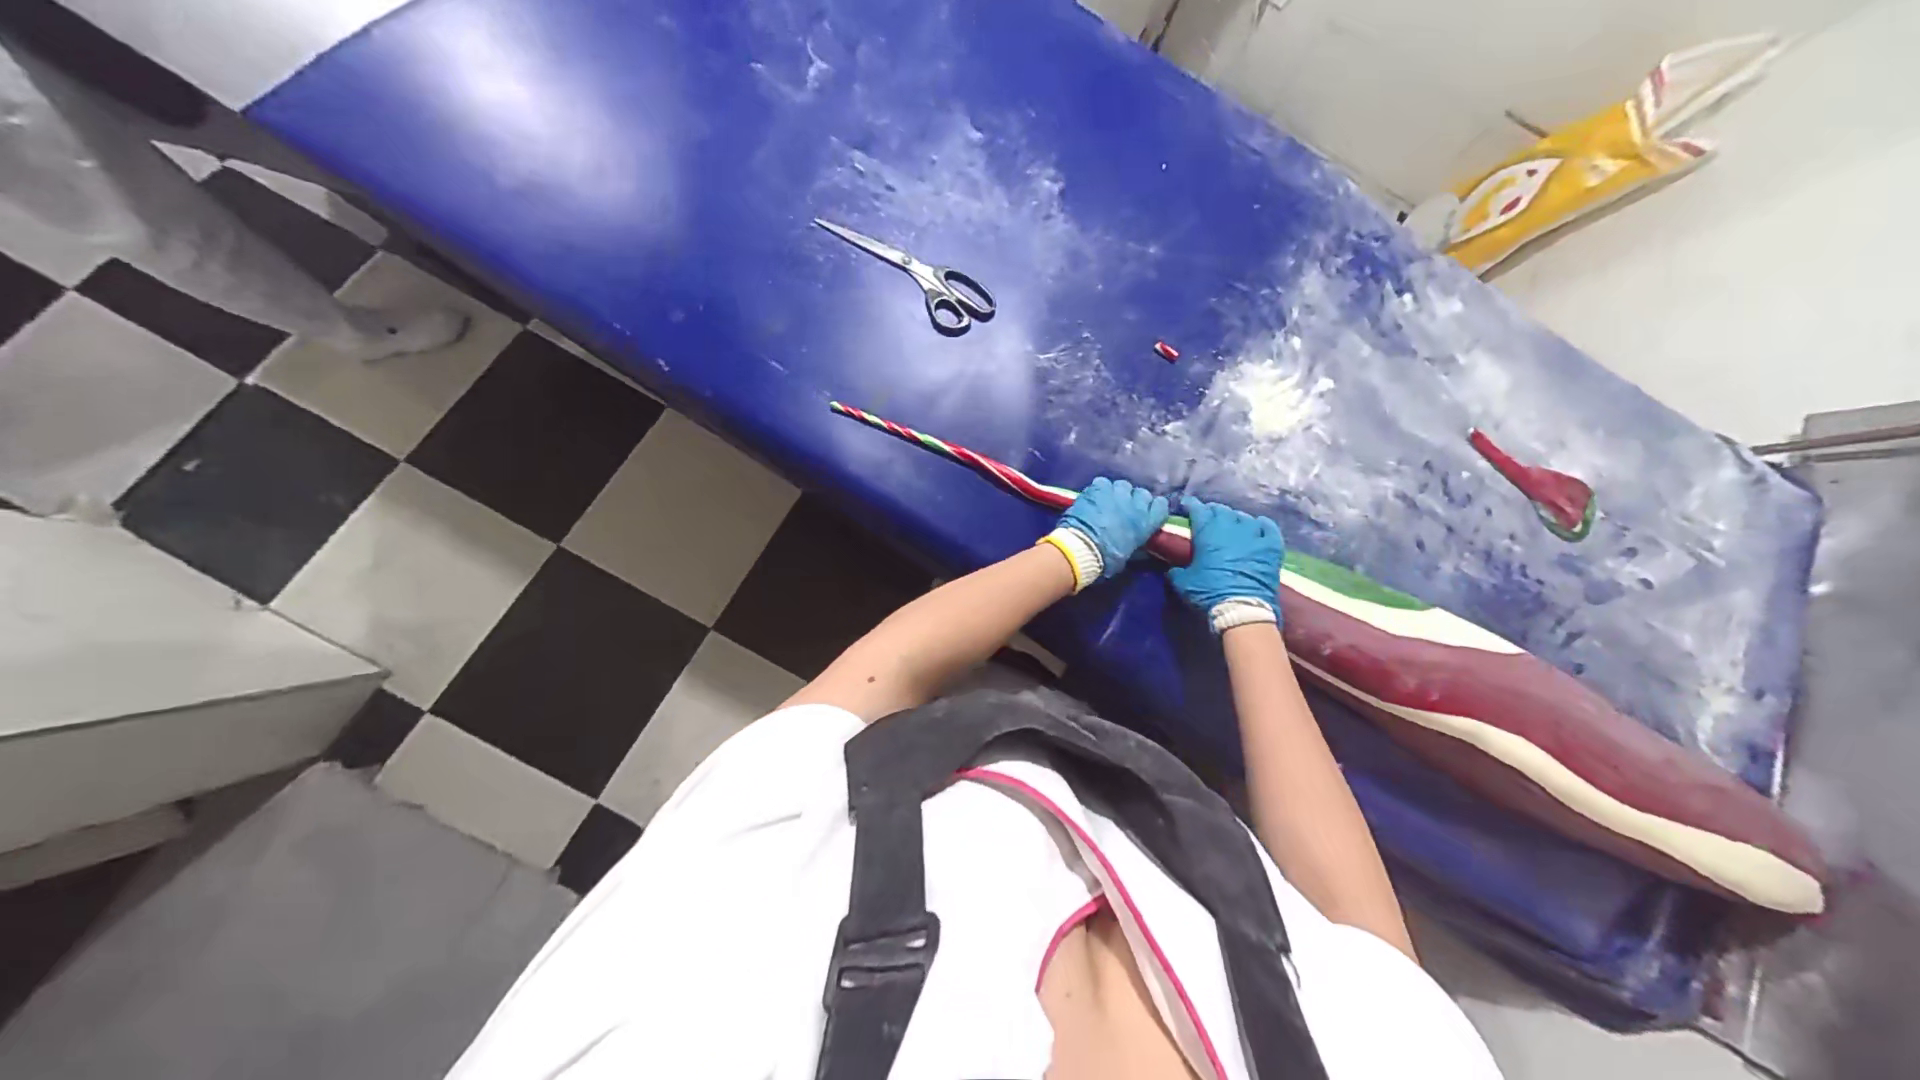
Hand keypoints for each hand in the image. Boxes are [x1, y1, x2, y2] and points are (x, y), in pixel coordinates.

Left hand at [1053, 477, 1168, 580]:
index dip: (1152, 507)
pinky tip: (1093, 497)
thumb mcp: (1129, 554)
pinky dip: (1099, 489)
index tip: (1145, 512)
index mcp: (1147, 522)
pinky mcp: (1099, 488)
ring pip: (1123, 485)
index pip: (1160, 505)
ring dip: (1117, 493)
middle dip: (1134, 499)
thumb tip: (1142, 545)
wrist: (1082, 548)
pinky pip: (1103, 483)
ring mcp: (1117, 493)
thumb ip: (1138, 544)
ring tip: (1107, 502)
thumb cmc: (1106, 558)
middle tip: (1123, 508)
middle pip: (1142, 493)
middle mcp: (1136, 504)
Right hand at [1167, 495, 1284, 631]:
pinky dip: (1262, 525)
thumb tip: (1174, 568)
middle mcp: (1231, 528)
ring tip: (1231, 523)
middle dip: (1213, 511)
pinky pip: (1269, 528)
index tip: (1187, 505)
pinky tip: (1259, 524)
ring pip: (1244, 518)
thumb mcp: (1183, 583)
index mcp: (1207, 533)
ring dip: (1235, 518)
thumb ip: (1177, 570)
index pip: (1198, 510)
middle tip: (1208, 516)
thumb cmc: (1209, 593)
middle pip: (1222, 511)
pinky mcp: (1271, 548)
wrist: (1242, 609)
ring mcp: (1254, 536)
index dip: (1191, 505)